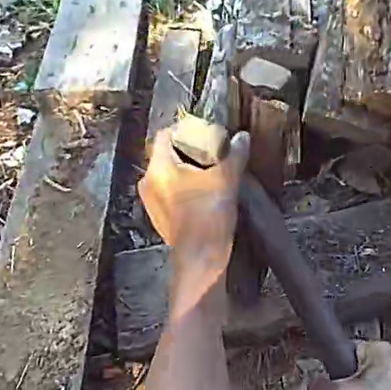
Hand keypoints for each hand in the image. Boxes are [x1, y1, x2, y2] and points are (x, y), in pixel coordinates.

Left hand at [140, 125, 250, 312]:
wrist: (201, 260)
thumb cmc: (208, 216)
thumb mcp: (226, 180)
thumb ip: (234, 155)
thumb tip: (242, 137)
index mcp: (157, 169)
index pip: (165, 135)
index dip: (185, 129)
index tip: (206, 132)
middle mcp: (148, 183)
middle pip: (166, 154)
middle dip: (189, 150)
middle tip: (213, 150)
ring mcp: (152, 203)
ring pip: (169, 175)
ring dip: (188, 170)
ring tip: (212, 170)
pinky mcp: (161, 218)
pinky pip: (171, 192)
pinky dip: (185, 187)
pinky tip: (205, 191)